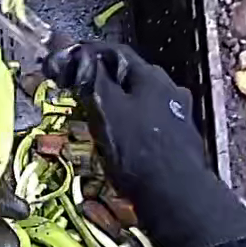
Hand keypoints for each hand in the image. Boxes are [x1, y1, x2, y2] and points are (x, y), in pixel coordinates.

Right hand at [45, 41, 245, 246]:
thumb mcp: (106, 109)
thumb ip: (93, 79)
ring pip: (139, 100)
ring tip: (94, 117)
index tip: (67, 61)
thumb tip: (79, 56)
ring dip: (116, 103)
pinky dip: (129, 123)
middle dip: (102, 80)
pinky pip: (147, 121)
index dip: (87, 55)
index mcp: (150, 76)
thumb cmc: (136, 149)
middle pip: (128, 76)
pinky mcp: (178, 138)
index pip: (115, 53)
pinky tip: (118, 138)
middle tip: (77, 91)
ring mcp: (176, 114)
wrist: (172, 194)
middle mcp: (168, 89)